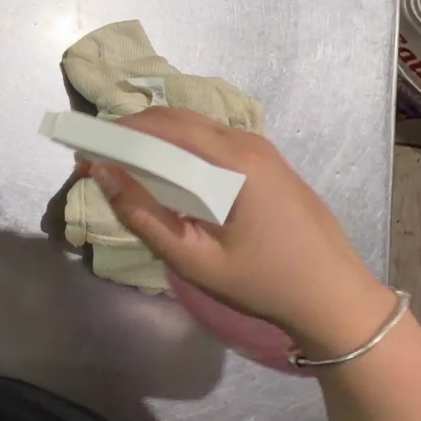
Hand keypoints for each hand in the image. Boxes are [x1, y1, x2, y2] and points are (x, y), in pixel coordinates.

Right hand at [82, 107, 393, 357]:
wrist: (337, 300)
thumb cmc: (265, 283)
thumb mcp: (194, 259)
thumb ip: (143, 215)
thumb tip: (101, 173)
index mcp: (234, 161)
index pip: (161, 127)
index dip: (116, 135)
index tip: (83, 154)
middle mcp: (248, 142)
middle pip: (175, 120)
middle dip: (130, 134)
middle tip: (97, 162)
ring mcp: (262, 150)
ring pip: (193, 128)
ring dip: (153, 141)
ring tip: (124, 169)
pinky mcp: (267, 163)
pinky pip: (211, 141)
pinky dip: (178, 150)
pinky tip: (165, 177)